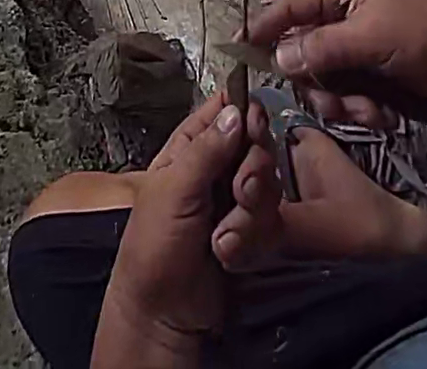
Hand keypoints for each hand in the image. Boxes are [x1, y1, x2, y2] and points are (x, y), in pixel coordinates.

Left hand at [93, 92, 259, 367]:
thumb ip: (206, 150)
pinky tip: (229, 253)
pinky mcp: (252, 228)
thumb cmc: (154, 248)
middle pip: (256, 144)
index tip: (254, 126)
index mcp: (190, 146)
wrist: (164, 317)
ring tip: (224, 237)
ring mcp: (235, 197)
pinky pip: (272, 219)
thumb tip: (235, 111)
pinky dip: (253, 239)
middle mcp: (217, 166)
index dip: (244, 113)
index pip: (224, 110)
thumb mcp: (173, 192)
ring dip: (250, 214)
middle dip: (253, 171)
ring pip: (268, 183)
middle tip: (241, 192)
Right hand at [247, 0, 426, 124]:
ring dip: (342, 102)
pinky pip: (347, 95)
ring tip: (372, 111)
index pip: (288, 7)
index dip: (263, 27)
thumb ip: (323, 47)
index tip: (238, 49)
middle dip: (318, 84)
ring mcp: (355, 49)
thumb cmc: (426, 32)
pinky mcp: (371, 75)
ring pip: (323, 81)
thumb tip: (277, 59)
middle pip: (301, 54)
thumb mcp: (372, 37)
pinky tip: (387, 114)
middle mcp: (339, 20)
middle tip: (335, 103)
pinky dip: (361, 109)